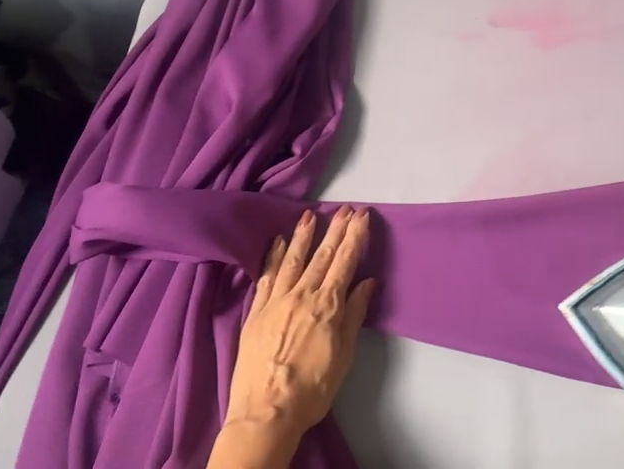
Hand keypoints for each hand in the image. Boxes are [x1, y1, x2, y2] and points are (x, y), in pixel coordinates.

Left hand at [209, 207, 374, 468]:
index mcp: (328, 305)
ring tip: (310, 215)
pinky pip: (267, 277)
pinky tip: (278, 242)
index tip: (362, 216)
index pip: (345, 261)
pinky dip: (274, 257)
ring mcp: (276, 302)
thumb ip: (354, 316)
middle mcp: (302, 296)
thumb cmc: (312, 389)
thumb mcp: (343, 355)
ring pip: (293, 259)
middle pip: (322, 255)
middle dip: (336, 229)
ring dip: (304, 235)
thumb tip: (366, 283)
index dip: (355, 236)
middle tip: (345, 208)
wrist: (265, 414)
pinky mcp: (256, 313)